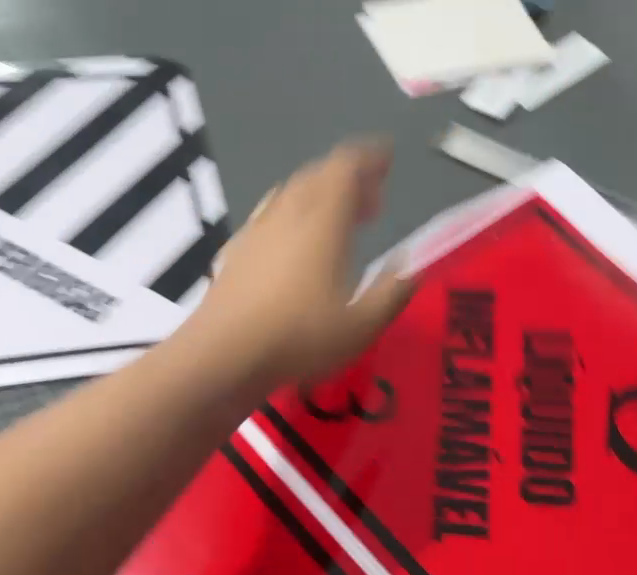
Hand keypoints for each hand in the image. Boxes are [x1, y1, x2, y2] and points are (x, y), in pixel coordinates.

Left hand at [189, 138, 415, 382]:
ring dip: (318, 198)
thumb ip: (391, 292)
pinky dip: (290, 218)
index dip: (370, 158)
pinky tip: (293, 246)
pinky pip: (268, 218)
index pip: (347, 166)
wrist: (226, 353)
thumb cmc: (301, 338)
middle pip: (318, 175)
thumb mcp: (362, 326)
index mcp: (324, 220)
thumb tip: (410, 266)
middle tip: (371, 203)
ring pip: (291, 194)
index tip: (387, 160)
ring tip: (337, 223)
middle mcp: (289, 213)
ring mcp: (257, 230)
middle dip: (348, 179)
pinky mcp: (236, 252)